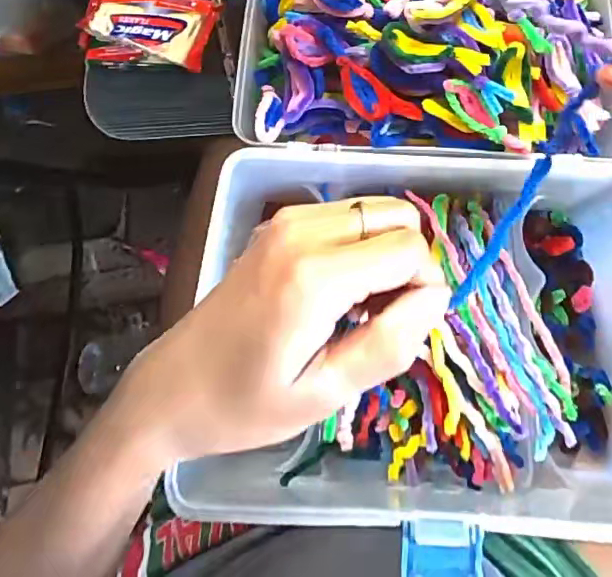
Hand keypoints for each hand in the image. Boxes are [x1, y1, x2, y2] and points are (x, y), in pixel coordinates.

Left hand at [118, 196, 447, 465]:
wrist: (174, 385)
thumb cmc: (245, 403)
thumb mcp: (324, 394)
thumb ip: (389, 343)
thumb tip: (436, 296)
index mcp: (315, 275)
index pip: (409, 247)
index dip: (424, 285)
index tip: (405, 324)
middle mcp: (303, 230)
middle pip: (397, 214)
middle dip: (408, 260)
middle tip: (385, 313)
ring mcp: (288, 219)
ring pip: (375, 208)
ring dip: (385, 248)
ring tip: (361, 303)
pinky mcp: (281, 221)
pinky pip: (347, 213)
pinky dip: (361, 241)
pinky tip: (339, 286)